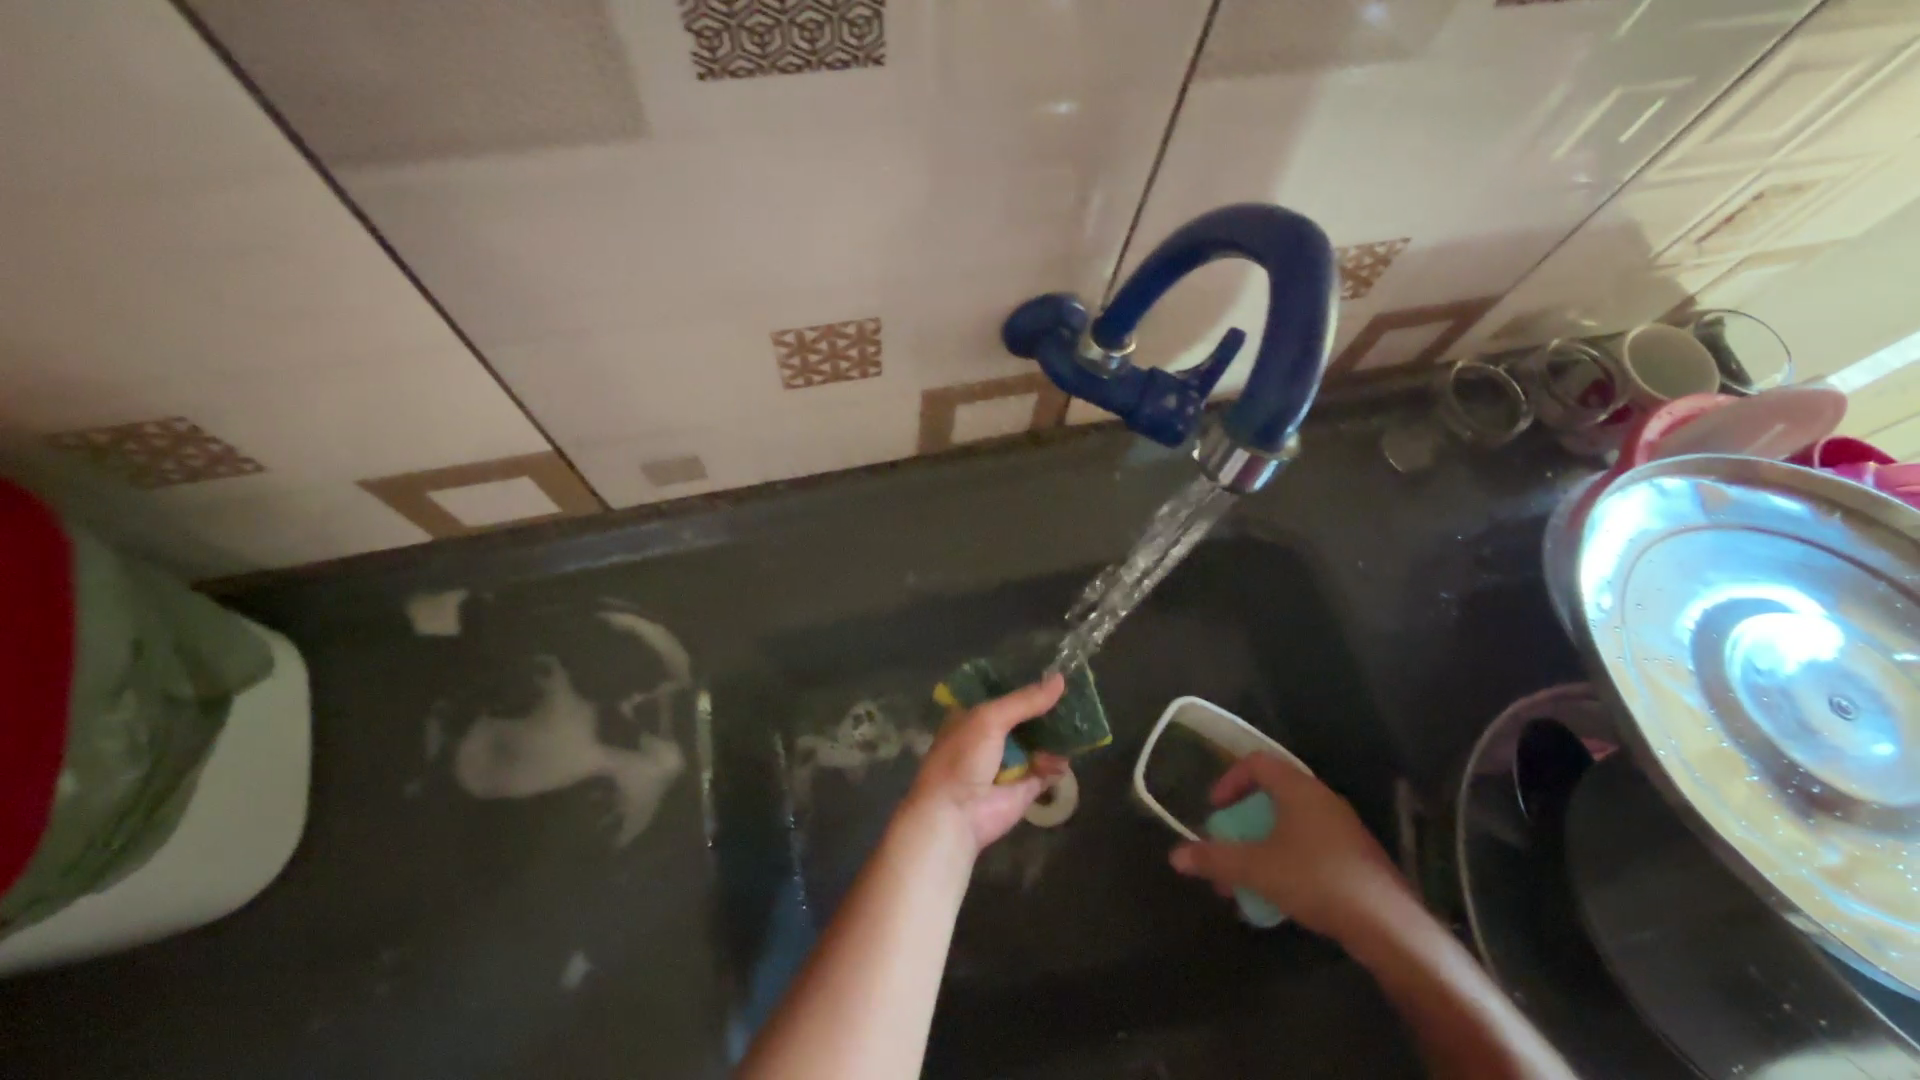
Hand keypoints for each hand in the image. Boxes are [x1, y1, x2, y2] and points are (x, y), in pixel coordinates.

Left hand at [903, 674, 1067, 852]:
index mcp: (973, 715)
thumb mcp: (989, 719)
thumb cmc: (963, 758)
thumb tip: (1061, 679)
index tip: (1054, 671)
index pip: (1002, 692)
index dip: (1025, 682)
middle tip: (1077, 694)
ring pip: (1039, 742)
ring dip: (1057, 734)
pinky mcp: (1025, 786)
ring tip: (1081, 720)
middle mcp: (991, 736)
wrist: (955, 814)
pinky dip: (1058, 763)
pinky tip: (1068, 755)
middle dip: (1047, 708)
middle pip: (1025, 717)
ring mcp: (1009, 762)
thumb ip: (1024, 701)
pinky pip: (1047, 769)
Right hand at [1168, 753, 1405, 938]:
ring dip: (1259, 847)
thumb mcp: (1255, 869)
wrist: (1386, 924)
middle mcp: (1322, 800)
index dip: (1229, 780)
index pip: (1257, 763)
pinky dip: (1283, 860)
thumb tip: (1175, 855)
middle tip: (1224, 847)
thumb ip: (1214, 859)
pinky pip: (1308, 846)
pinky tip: (1275, 895)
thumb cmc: (1315, 879)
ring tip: (1241, 880)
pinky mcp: (1353, 858)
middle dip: (1240, 823)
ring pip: (1289, 826)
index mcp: (1300, 789)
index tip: (1214, 809)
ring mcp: (1341, 829)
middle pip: (1272, 796)